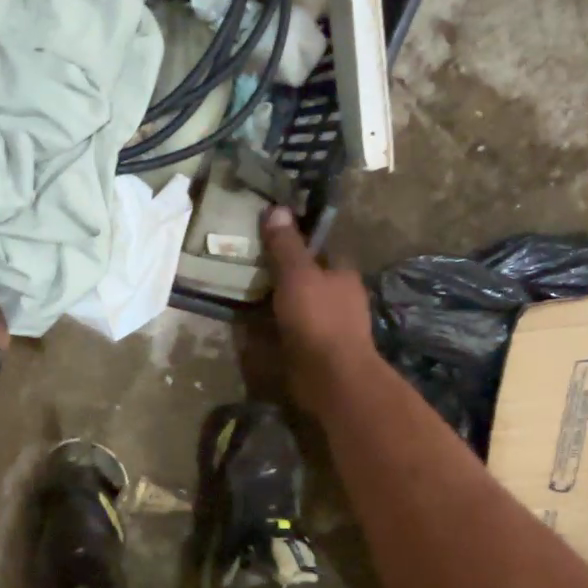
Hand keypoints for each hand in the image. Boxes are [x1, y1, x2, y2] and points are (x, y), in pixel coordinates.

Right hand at [261, 206, 377, 412]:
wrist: (331, 378)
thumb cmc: (318, 319)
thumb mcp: (297, 275)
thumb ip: (286, 245)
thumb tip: (277, 208)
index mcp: (343, 274)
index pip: (321, 249)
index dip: (296, 241)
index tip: (267, 238)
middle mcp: (341, 298)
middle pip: (309, 278)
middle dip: (284, 274)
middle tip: (249, 267)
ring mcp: (330, 328)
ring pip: (299, 306)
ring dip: (276, 303)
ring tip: (244, 296)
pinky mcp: (317, 352)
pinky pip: (292, 332)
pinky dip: (274, 328)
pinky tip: (253, 328)